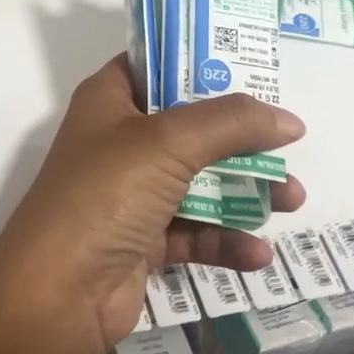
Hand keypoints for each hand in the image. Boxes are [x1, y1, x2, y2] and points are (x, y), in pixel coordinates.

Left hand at [0, 55, 306, 353]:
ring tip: (294, 200)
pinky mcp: (141, 241)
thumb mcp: (168, 142)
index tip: (257, 66)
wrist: (60, 291)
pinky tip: (258, 252)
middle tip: (290, 143)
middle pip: (188, 126)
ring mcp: (129, 192)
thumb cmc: (106, 193)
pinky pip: (194, 231)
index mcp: (109, 99)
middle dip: (240, 137)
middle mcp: (117, 140)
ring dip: (244, 190)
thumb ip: (230, 123)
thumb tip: (288, 119)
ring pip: (197, 181)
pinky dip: (226, 239)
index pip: (156, 64)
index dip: (201, 62)